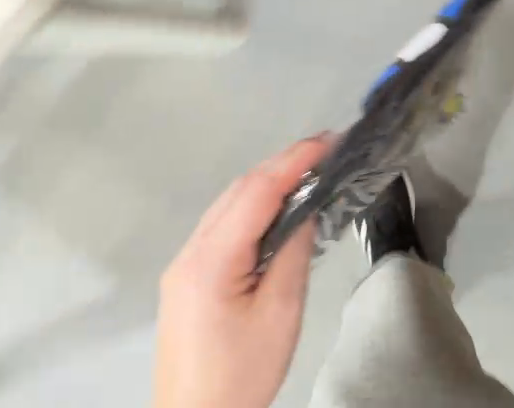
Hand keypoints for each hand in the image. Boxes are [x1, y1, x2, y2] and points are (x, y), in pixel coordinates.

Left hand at [153, 136, 333, 407]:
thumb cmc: (242, 372)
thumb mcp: (280, 311)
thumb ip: (294, 251)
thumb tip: (306, 210)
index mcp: (210, 260)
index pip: (257, 191)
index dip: (294, 160)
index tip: (329, 141)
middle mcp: (190, 254)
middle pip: (239, 190)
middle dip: (283, 163)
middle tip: (327, 149)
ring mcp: (184, 266)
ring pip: (229, 204)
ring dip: (268, 181)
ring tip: (310, 170)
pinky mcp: (187, 279)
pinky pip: (223, 225)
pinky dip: (254, 204)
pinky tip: (278, 207)